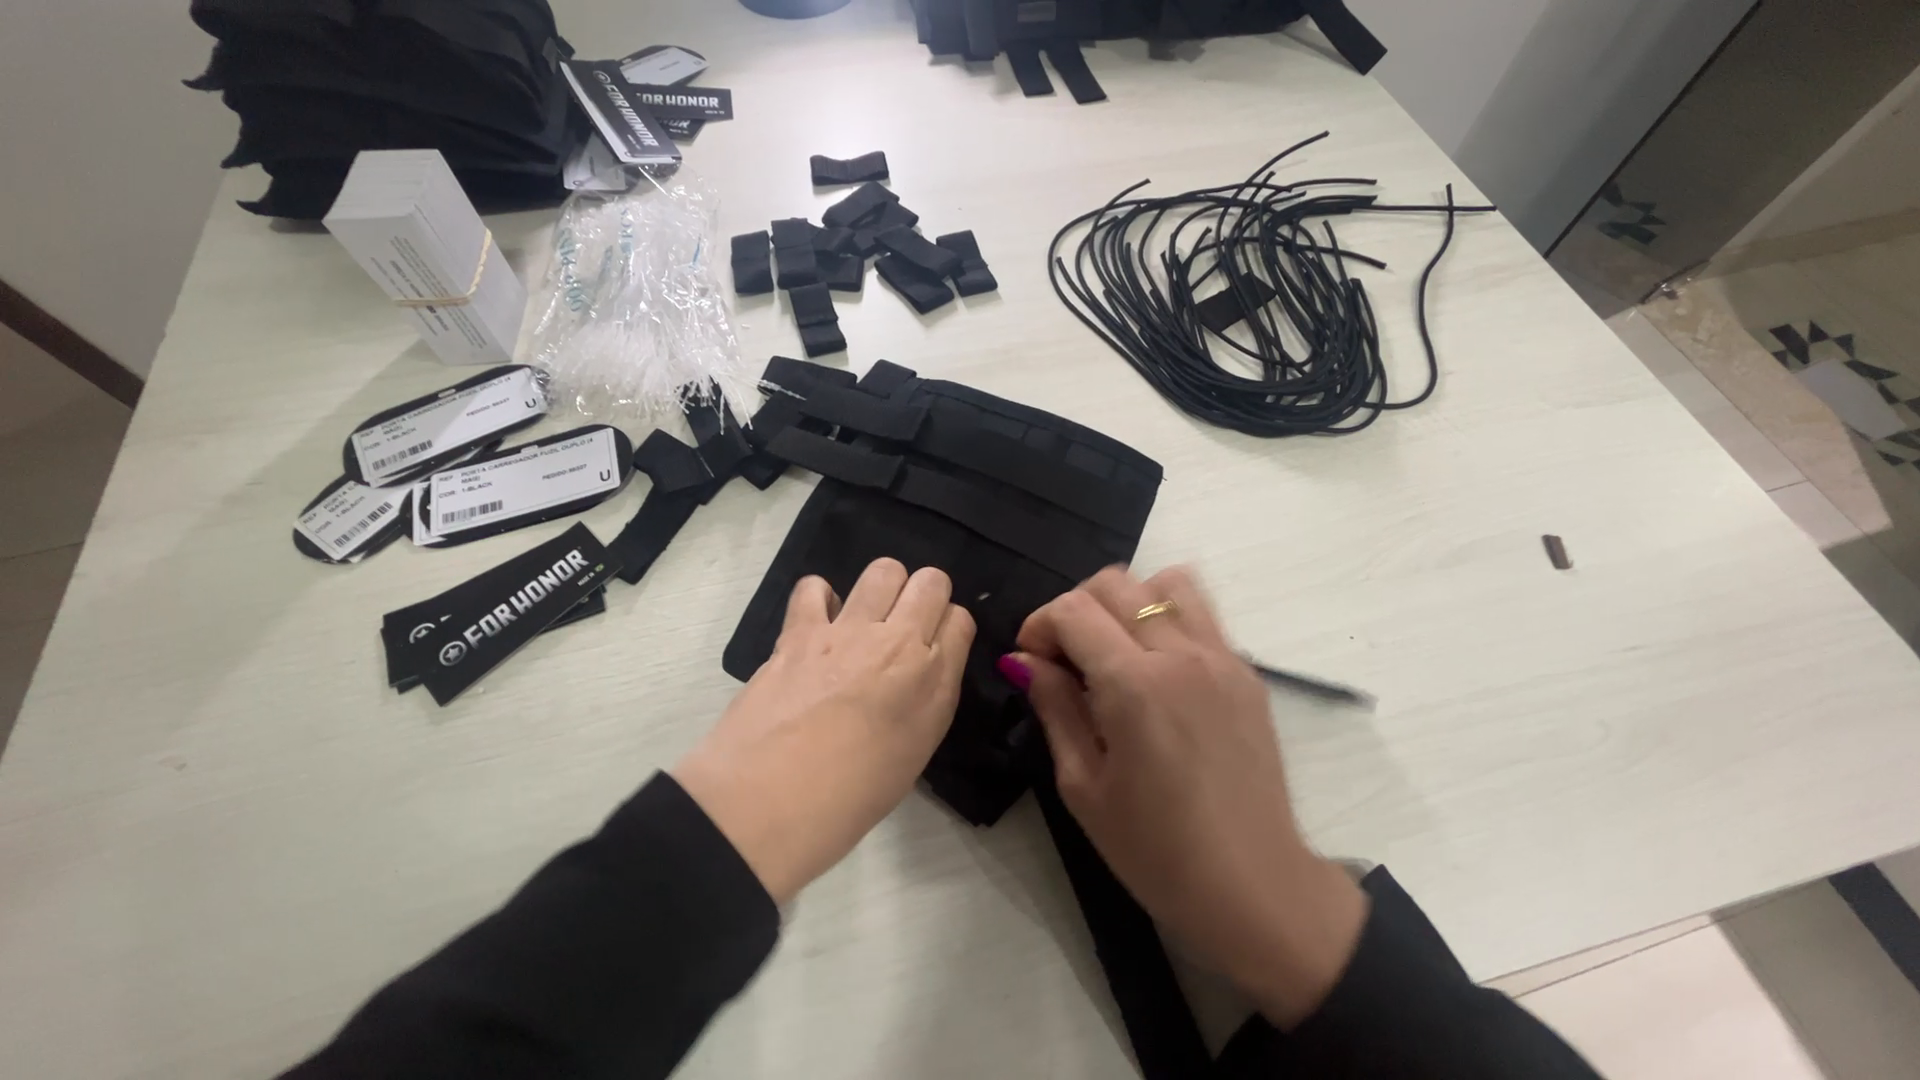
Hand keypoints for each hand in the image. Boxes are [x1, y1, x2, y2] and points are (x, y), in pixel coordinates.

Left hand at [673, 558, 974, 904]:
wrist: (768, 804)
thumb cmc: (848, 799)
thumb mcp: (913, 754)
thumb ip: (925, 701)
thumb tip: (917, 675)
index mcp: (933, 682)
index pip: (960, 621)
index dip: (948, 629)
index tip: (935, 647)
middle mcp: (898, 644)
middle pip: (931, 582)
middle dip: (926, 593)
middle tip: (906, 623)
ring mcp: (846, 631)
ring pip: (883, 570)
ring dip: (883, 586)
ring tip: (867, 616)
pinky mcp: (798, 631)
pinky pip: (814, 587)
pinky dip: (819, 597)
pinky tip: (817, 622)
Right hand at [1007, 566, 1366, 1028]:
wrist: (1252, 886)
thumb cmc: (1155, 850)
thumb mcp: (1082, 785)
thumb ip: (1055, 707)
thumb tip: (1026, 661)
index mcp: (1135, 685)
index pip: (1073, 610)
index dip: (1039, 625)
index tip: (1030, 661)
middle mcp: (1182, 654)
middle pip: (1115, 583)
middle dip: (1075, 608)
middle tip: (1065, 658)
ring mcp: (1223, 658)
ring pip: (1165, 583)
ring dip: (1127, 602)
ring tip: (1115, 650)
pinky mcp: (1247, 672)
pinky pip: (1201, 615)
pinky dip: (1166, 620)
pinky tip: (1156, 672)